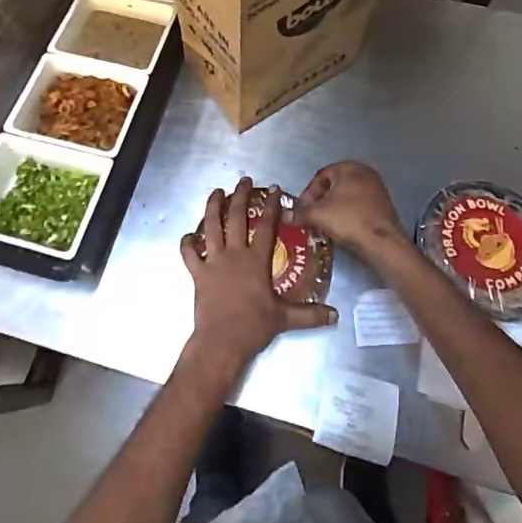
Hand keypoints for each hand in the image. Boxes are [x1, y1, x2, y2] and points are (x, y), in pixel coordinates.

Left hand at [180, 178, 336, 375]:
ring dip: (212, 207)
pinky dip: (187, 243)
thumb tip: (334, 315)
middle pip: (236, 217)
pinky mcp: (197, 274)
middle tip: (243, 181)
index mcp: (256, 260)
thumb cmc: (254, 326)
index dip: (271, 205)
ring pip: (210, 227)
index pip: (266, 225)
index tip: (274, 189)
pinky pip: (189, 254)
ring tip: (216, 192)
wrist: (222, 341)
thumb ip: (310, 314)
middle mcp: (234, 254)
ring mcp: (213, 262)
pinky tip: (188, 236)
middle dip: (240, 196)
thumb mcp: (285, 318)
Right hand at [297, 161, 405, 253]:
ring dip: (332, 207)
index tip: (302, 210)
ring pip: (346, 195)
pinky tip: (341, 227)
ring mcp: (377, 187)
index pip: (321, 176)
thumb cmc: (349, 220)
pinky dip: (347, 212)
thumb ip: (300, 213)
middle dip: (320, 200)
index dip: (308, 193)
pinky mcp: (383, 203)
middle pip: (334, 184)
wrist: (382, 241)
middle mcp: (365, 172)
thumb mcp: (318, 215)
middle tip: (311, 216)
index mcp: (349, 168)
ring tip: (324, 223)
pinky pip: (358, 203)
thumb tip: (285, 216)